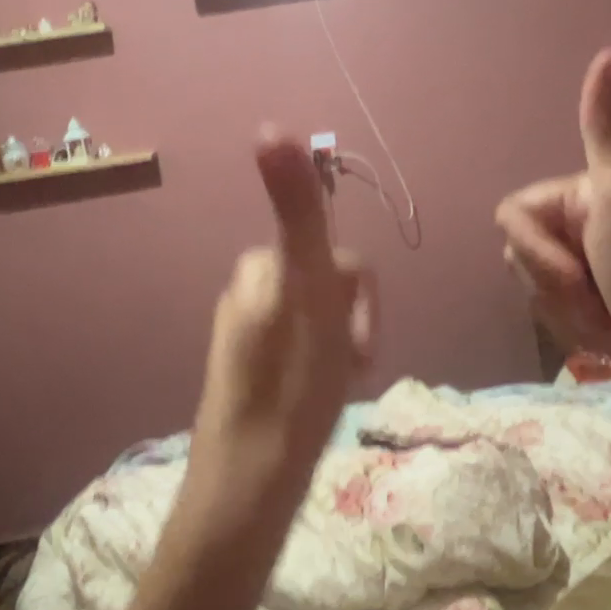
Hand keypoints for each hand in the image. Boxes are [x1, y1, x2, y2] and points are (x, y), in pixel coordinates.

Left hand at [191, 131, 375, 491]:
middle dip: (353, 328)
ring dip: (343, 353)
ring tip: (332, 393)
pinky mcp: (254, 376)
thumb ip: (297, 208)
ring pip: (327, 325)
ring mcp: (250, 337)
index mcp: (260, 269)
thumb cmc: (289, 383)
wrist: (251, 482)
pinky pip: (309, 356)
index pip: (342, 262)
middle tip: (343, 373)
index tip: (352, 346)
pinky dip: (325, 375)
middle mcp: (250, 294)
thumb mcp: (304, 285)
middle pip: (336, 292)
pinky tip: (319, 404)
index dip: (360, 304)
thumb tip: (269, 127)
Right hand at [495, 49, 610, 398]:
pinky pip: (554, 315)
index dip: (537, 251)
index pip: (513, 215)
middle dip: (554, 286)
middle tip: (599, 296)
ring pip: (534, 288)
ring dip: (567, 313)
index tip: (580, 267)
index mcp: (586, 193)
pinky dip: (578, 333)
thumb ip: (606, 128)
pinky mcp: (596, 306)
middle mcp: (586, 224)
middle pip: (520, 254)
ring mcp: (592, 267)